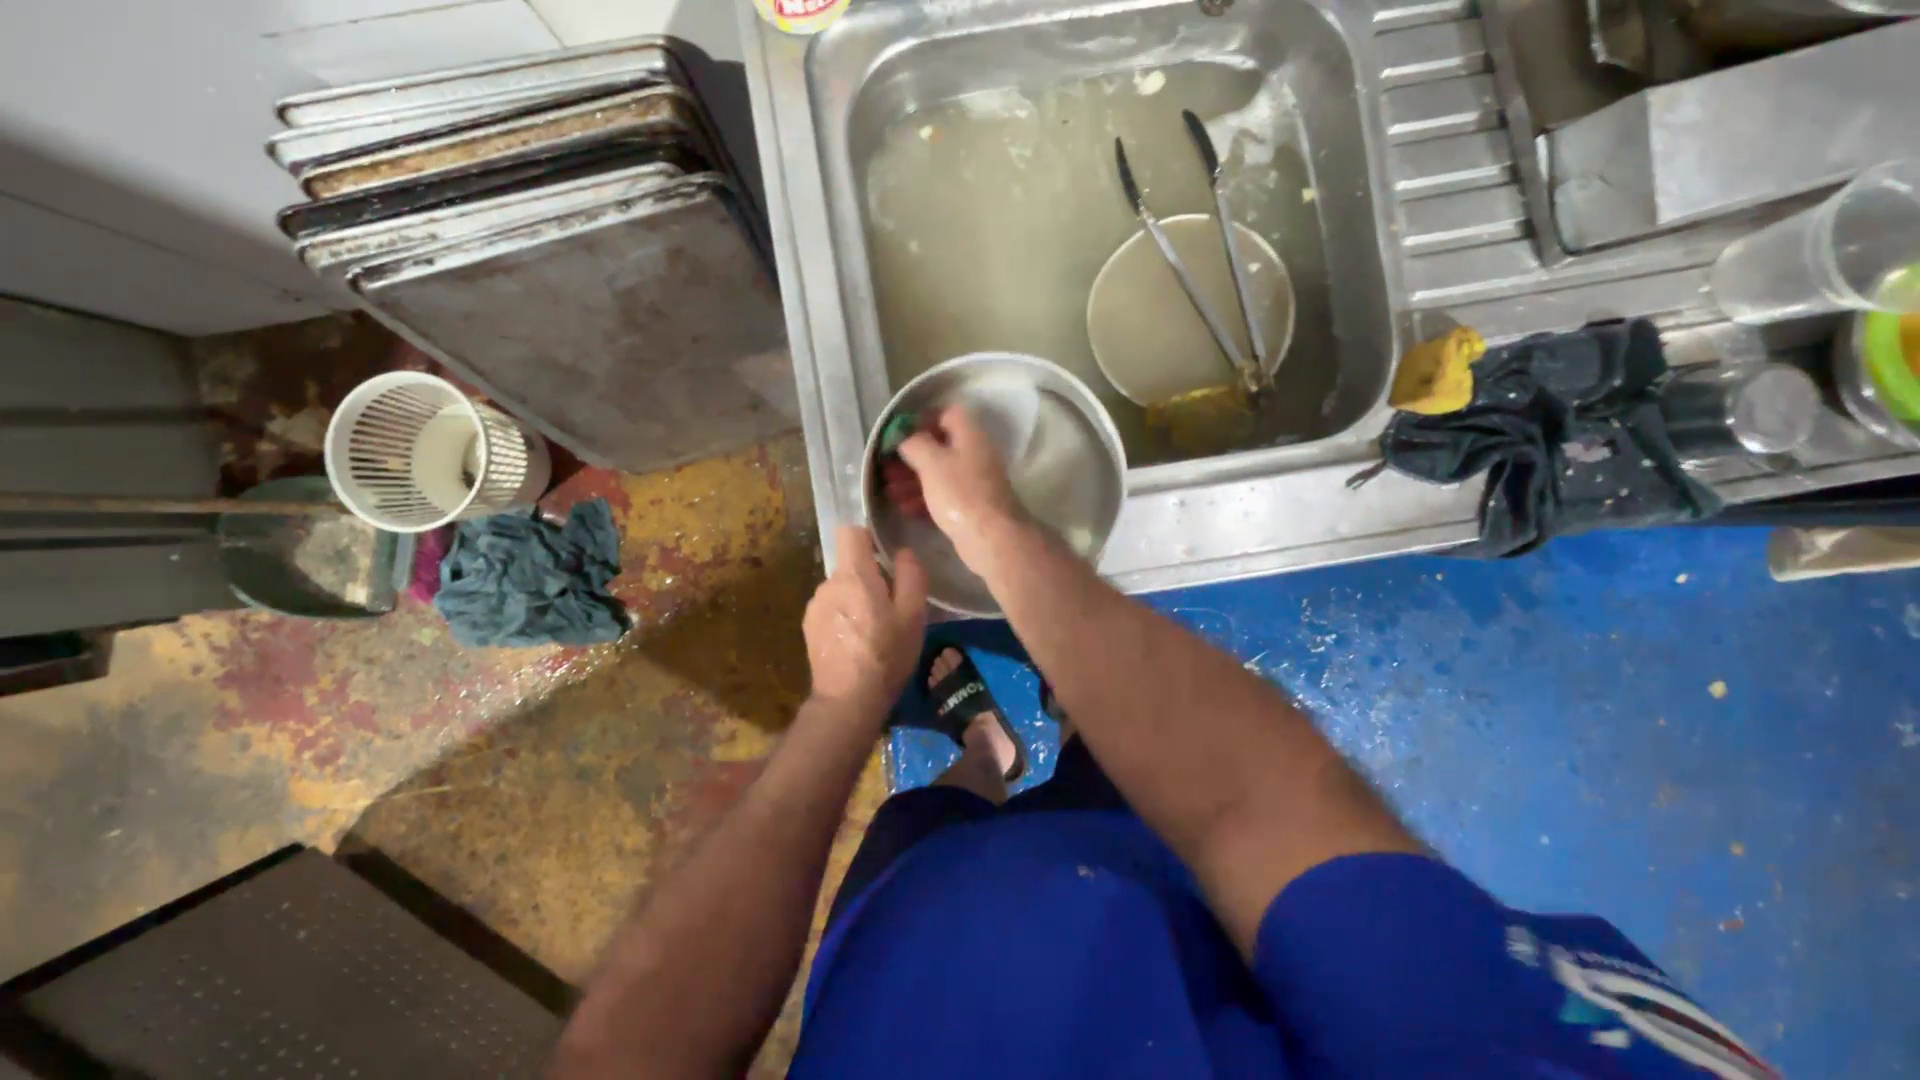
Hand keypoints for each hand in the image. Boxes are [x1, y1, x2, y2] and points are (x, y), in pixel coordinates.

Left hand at [803, 525, 928, 713]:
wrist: (849, 699)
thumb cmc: (887, 654)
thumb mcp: (914, 615)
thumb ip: (911, 576)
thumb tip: (904, 552)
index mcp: (854, 575)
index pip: (851, 532)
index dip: (868, 538)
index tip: (883, 558)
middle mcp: (828, 584)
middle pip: (848, 565)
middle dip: (867, 577)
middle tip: (888, 607)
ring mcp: (815, 606)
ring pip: (839, 588)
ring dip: (854, 599)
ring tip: (872, 629)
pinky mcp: (809, 626)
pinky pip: (830, 608)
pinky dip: (842, 617)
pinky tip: (854, 643)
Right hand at [895, 406, 1026, 570]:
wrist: (990, 537)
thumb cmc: (959, 492)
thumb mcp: (931, 461)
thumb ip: (914, 443)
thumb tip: (906, 438)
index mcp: (970, 435)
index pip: (947, 414)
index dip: (922, 420)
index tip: (899, 434)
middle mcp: (974, 454)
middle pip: (939, 447)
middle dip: (911, 457)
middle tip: (887, 468)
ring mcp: (973, 481)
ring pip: (939, 473)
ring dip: (913, 480)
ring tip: (890, 492)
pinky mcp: (970, 506)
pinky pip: (943, 495)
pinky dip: (924, 497)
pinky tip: (904, 508)